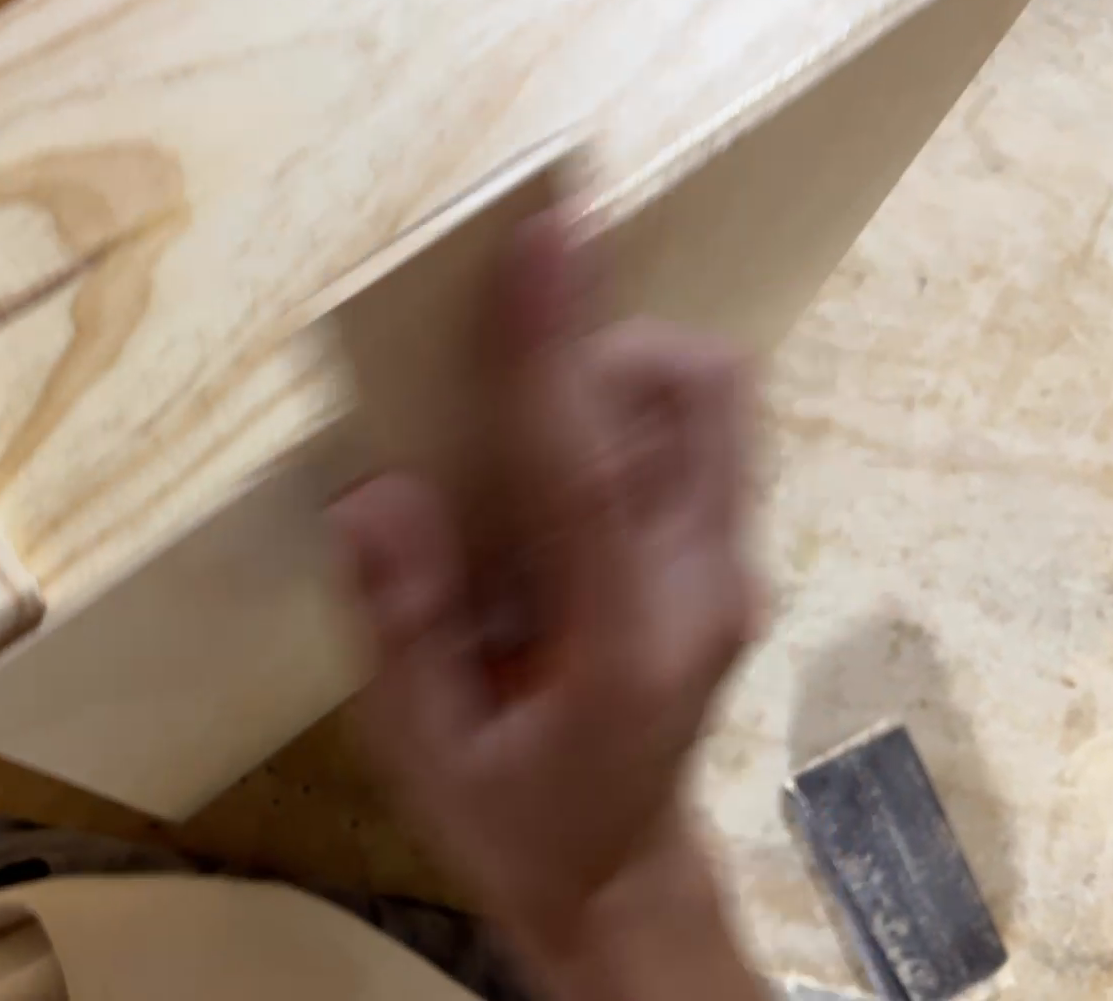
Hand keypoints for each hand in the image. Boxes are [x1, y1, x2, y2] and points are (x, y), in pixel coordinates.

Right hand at [330, 216, 759, 991]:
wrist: (616, 875)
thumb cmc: (511, 820)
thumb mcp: (421, 747)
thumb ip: (398, 623)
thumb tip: (378, 493)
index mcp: (622, 650)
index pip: (591, 473)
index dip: (555, 349)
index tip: (545, 237)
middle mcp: (705, 588)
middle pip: (695, 397)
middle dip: (595, 342)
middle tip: (493, 386)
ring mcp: (734, 566)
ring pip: (710, 399)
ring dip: (613, 366)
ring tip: (518, 422)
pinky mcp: (729, 553)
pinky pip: (700, 429)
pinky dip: (628, 398)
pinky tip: (556, 452)